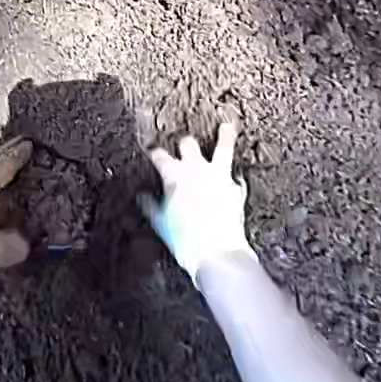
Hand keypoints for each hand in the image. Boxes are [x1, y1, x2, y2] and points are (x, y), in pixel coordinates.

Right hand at [139, 121, 253, 279]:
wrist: (216, 254)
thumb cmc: (186, 240)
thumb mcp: (161, 222)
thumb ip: (152, 205)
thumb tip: (143, 197)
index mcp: (174, 174)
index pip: (160, 155)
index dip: (155, 153)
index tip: (153, 152)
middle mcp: (196, 169)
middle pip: (188, 143)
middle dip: (184, 142)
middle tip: (183, 143)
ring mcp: (218, 176)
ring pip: (222, 147)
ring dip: (224, 136)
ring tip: (227, 127)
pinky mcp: (235, 188)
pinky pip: (236, 178)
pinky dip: (234, 178)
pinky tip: (236, 179)